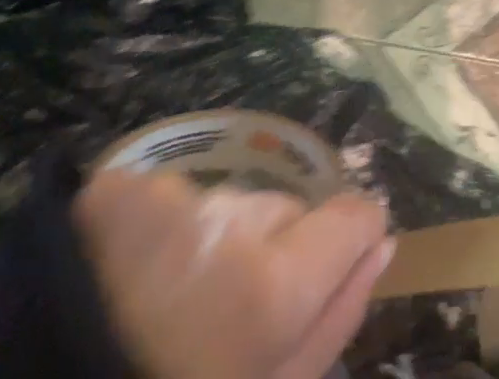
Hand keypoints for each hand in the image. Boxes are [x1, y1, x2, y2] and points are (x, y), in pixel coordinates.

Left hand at [76, 171, 392, 378]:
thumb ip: (341, 310)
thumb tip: (381, 243)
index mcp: (272, 284)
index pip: (353, 215)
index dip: (350, 237)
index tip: (329, 260)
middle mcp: (228, 222)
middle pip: (284, 207)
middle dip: (272, 243)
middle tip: (226, 303)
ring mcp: (165, 199)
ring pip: (228, 199)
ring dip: (216, 233)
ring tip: (173, 288)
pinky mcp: (117, 188)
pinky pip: (172, 192)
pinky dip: (165, 223)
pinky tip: (135, 267)